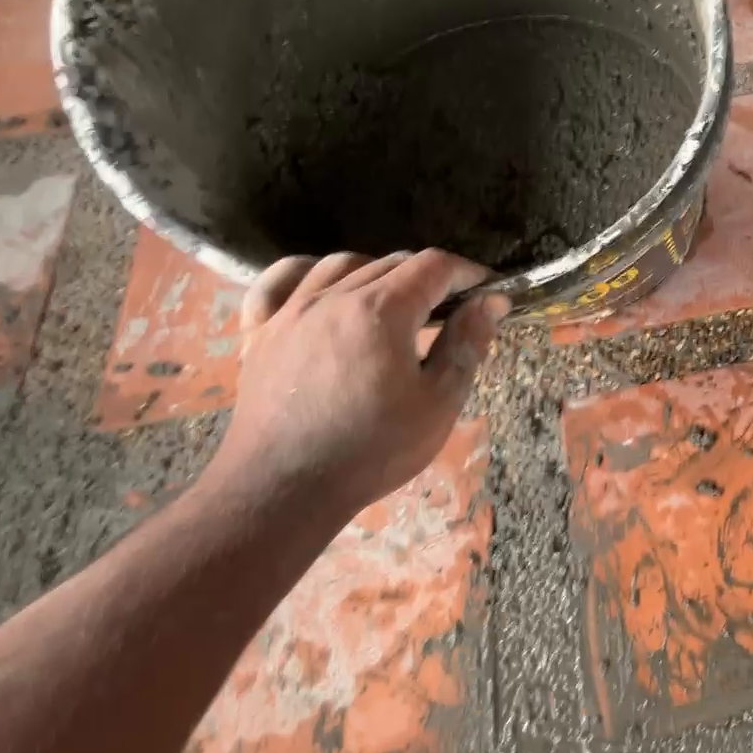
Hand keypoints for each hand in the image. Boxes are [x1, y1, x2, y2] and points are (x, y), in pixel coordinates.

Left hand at [204, 249, 507, 518]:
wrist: (283, 490)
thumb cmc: (374, 448)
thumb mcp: (440, 400)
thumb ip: (467, 342)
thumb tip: (492, 301)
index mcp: (380, 312)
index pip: (433, 266)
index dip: (469, 273)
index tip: (490, 292)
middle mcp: (331, 298)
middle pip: (390, 262)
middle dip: (431, 276)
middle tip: (455, 309)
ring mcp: (288, 313)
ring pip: (341, 264)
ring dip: (378, 272)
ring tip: (397, 302)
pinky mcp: (259, 334)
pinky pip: (280, 281)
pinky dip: (310, 274)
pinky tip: (328, 290)